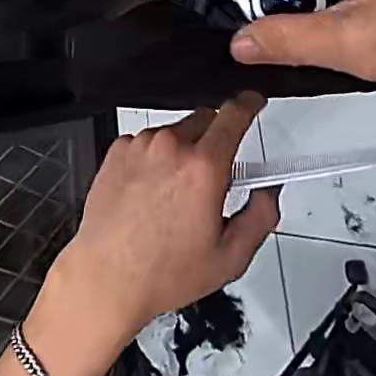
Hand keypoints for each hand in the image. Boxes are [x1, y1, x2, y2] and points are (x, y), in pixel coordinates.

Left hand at [19, 93, 278, 375]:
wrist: (107, 274)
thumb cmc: (163, 270)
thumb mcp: (230, 257)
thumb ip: (259, 216)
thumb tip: (267, 193)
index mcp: (203, 167)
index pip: (232, 117)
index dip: (247, 105)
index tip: (252, 101)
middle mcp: (169, 146)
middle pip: (204, 121)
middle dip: (214, 140)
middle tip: (212, 178)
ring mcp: (139, 144)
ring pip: (173, 133)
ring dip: (182, 151)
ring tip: (174, 197)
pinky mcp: (117, 149)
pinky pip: (146, 143)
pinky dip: (154, 158)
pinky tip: (150, 193)